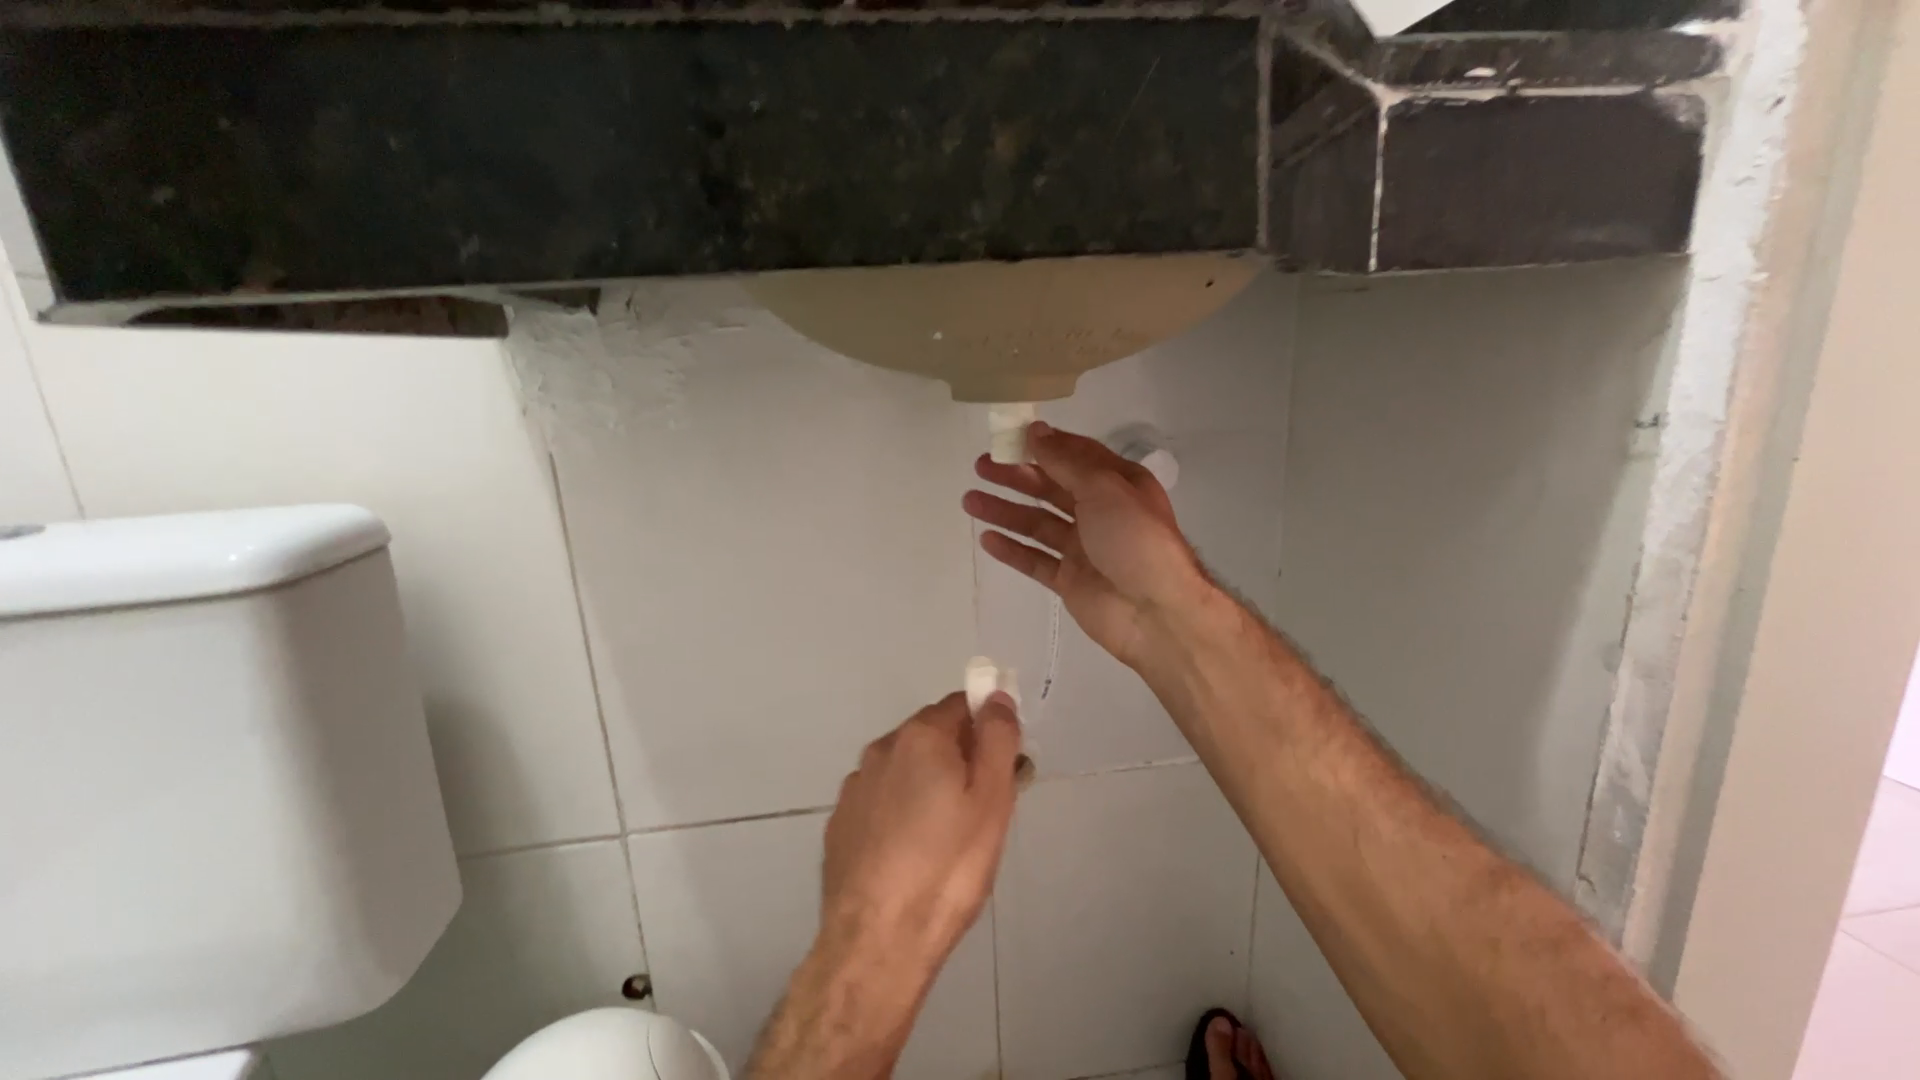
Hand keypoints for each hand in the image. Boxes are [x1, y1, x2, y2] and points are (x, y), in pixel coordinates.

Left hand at [818, 691, 1023, 982]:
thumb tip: (997, 697)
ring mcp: (854, 788)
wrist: (878, 940)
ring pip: (905, 770)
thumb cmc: (948, 867)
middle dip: (961, 758)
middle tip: (985, 808)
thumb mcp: (992, 800)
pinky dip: (901, 813)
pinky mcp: (840, 824)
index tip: (1007, 767)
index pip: (962, 705)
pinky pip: (881, 802)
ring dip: (929, 785)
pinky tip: (913, 855)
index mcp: (919, 736)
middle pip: (931, 736)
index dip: (989, 728)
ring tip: (949, 839)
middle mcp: (880, 750)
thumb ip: (998, 739)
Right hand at [964, 421, 1211, 666]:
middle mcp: (1101, 512)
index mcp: (1118, 484)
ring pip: (1037, 523)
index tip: (1008, 437)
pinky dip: (1012, 549)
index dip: (1043, 446)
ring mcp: (1084, 548)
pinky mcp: (1070, 580)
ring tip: (970, 500)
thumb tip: (1036, 431)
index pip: (1075, 456)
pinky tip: (987, 538)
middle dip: (1016, 476)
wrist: (1155, 612)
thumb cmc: (1135, 539)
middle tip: (981, 466)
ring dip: (1005, 510)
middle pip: (1051, 488)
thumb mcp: (1105, 488)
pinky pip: (1035, 560)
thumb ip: (1066, 461)